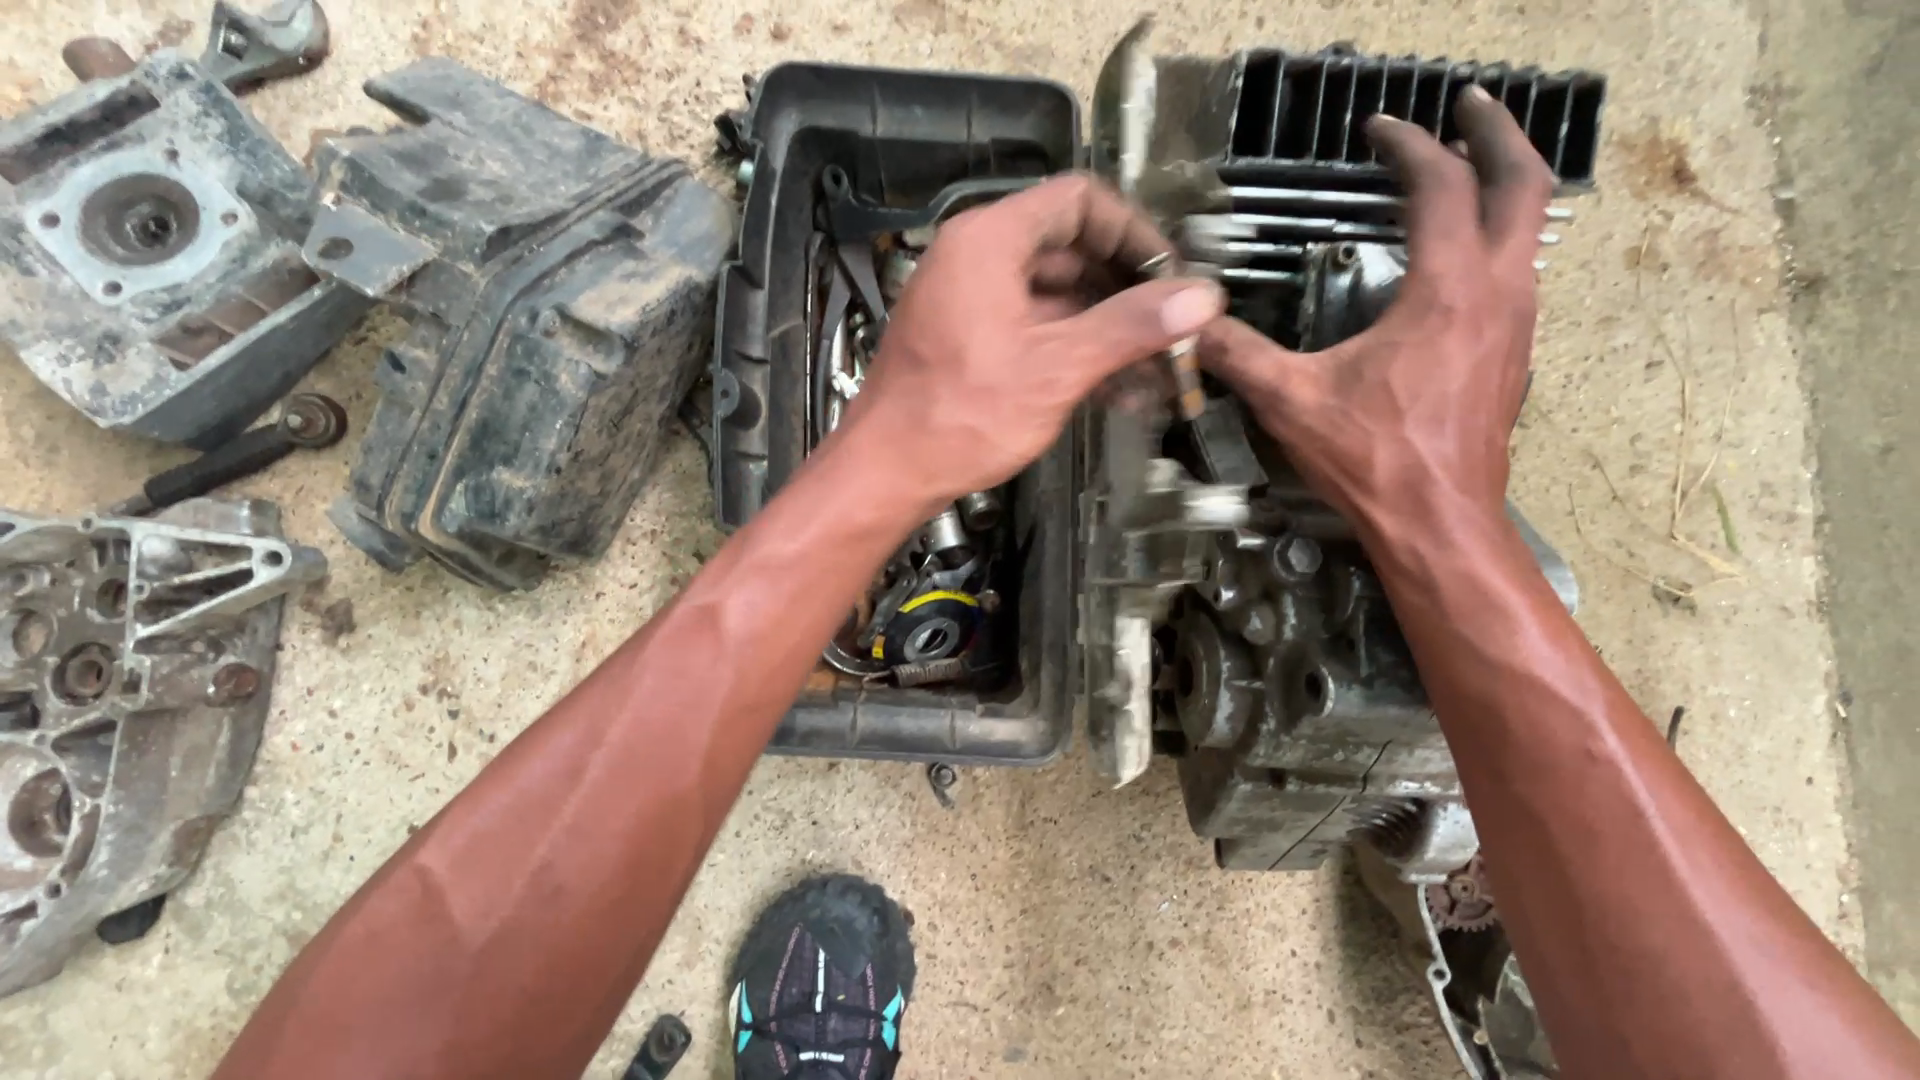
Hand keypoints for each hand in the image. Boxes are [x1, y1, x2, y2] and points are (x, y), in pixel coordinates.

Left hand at [830, 174, 1225, 508]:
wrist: (887, 472)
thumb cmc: (964, 415)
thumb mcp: (1057, 367)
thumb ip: (1131, 326)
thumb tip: (1202, 296)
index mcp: (990, 239)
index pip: (1080, 200)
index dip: (1134, 232)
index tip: (1171, 276)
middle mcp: (976, 255)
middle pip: (1070, 247)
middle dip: (1126, 288)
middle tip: (1173, 327)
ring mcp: (969, 298)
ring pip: (1055, 294)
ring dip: (1106, 326)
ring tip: (1156, 367)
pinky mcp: (967, 338)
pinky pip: (1033, 326)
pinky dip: (1072, 347)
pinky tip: (1116, 386)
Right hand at [1200, 87, 1551, 537]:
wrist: (1439, 520)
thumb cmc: (1372, 459)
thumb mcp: (1290, 402)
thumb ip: (1238, 356)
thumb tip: (1191, 327)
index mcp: (1446, 290)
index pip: (1439, 186)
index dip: (1408, 146)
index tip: (1377, 129)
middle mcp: (1498, 293)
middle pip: (1524, 183)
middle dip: (1498, 133)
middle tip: (1463, 109)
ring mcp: (1516, 323)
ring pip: (1532, 227)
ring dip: (1503, 185)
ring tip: (1464, 170)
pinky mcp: (1513, 353)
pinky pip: (1519, 270)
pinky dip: (1497, 237)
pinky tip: (1458, 256)